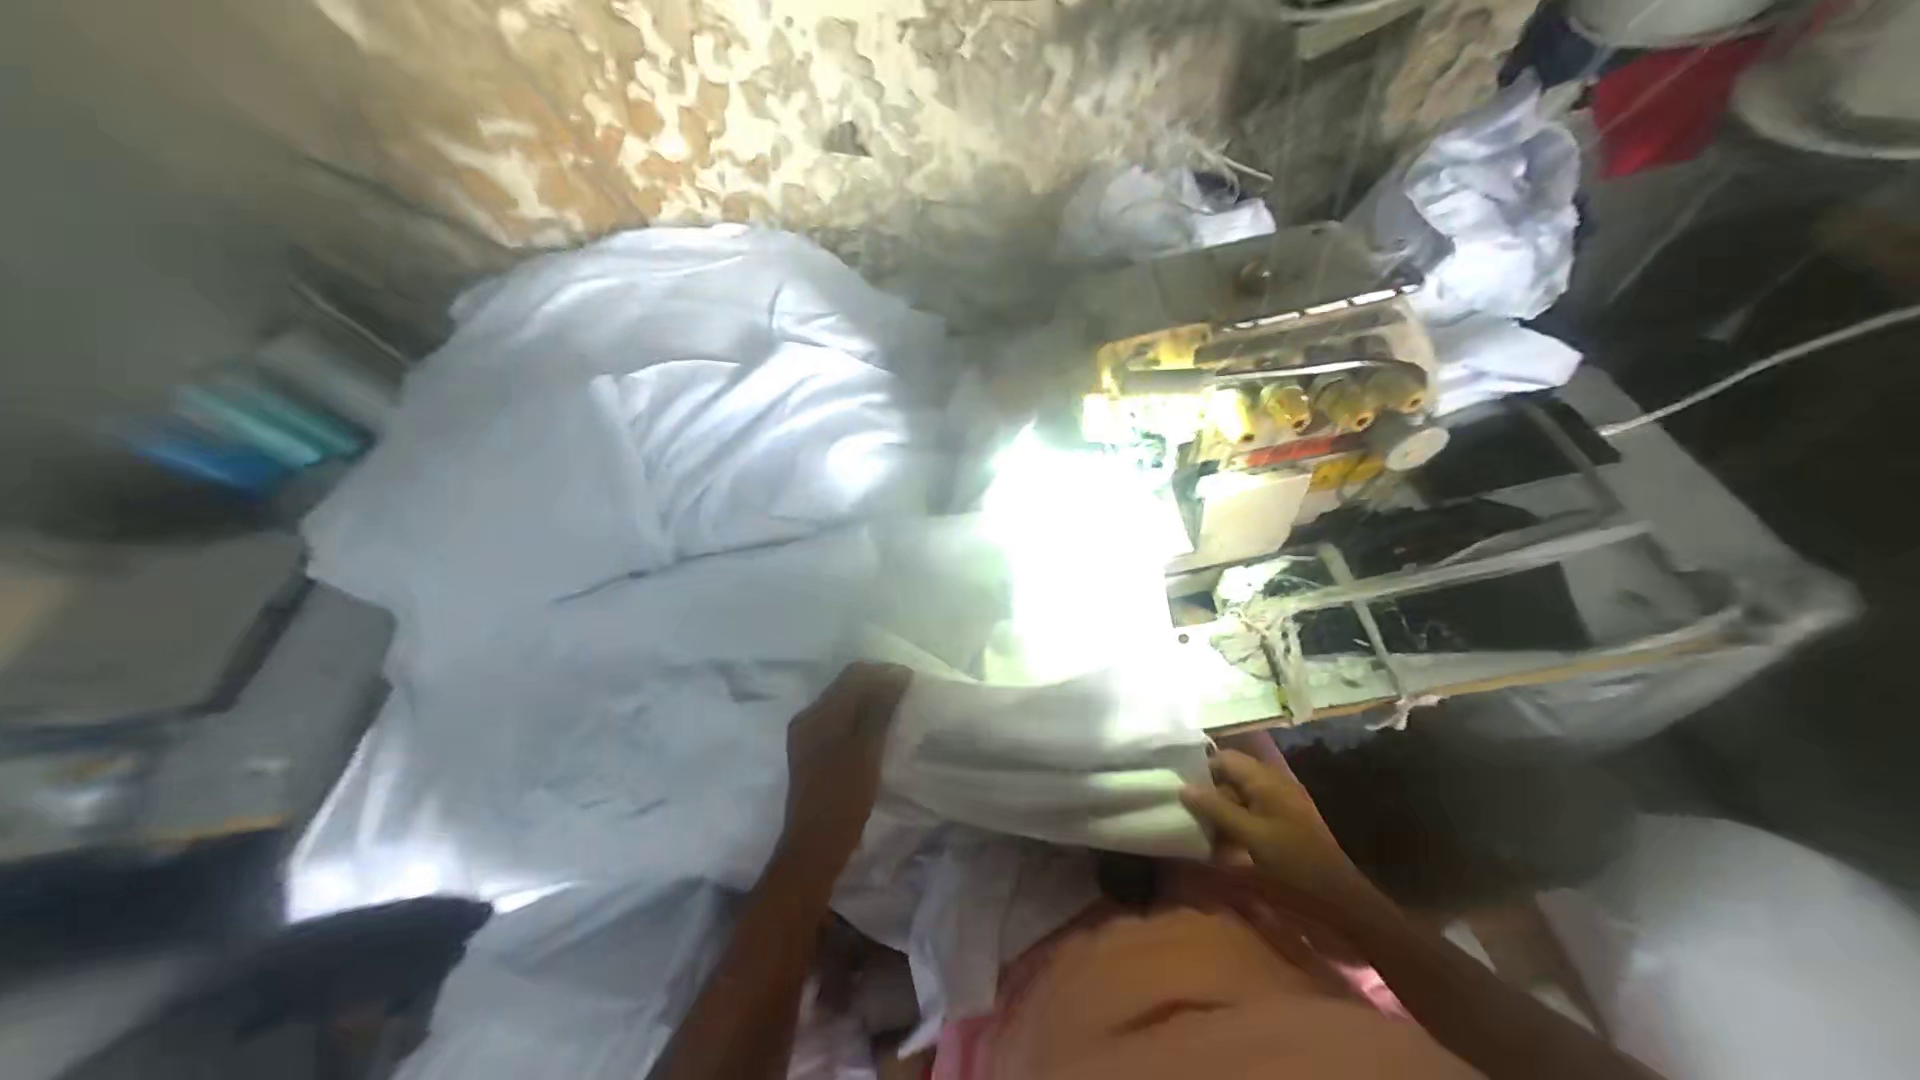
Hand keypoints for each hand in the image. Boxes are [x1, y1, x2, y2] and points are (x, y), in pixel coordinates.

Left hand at [777, 662, 911, 870]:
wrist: (814, 849)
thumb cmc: (841, 799)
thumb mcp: (865, 751)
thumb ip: (878, 709)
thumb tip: (896, 673)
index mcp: (817, 715)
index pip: (853, 675)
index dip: (884, 672)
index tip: (913, 681)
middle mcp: (809, 719)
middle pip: (847, 687)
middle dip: (878, 684)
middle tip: (910, 693)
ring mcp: (809, 737)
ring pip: (845, 704)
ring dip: (872, 701)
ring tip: (901, 709)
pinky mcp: (815, 754)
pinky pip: (842, 722)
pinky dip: (863, 719)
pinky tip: (882, 729)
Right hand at [1180, 748, 1369, 903]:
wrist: (1338, 896)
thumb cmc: (1293, 861)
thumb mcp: (1250, 835)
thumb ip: (1216, 809)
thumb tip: (1183, 787)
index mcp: (1265, 779)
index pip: (1224, 758)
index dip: (1200, 768)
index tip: (1178, 786)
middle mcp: (1272, 782)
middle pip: (1230, 774)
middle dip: (1207, 789)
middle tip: (1185, 808)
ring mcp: (1279, 801)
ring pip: (1238, 793)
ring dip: (1219, 807)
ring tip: (1198, 825)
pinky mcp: (1282, 820)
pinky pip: (1250, 809)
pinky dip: (1234, 819)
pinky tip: (1221, 840)